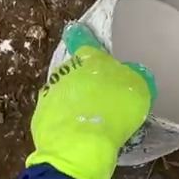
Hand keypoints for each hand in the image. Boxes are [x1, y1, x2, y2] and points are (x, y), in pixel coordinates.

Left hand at [27, 23, 155, 178]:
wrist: (80, 146)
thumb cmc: (114, 111)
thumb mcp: (138, 90)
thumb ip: (134, 77)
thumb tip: (131, 73)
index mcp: (89, 58)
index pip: (84, 40)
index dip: (81, 36)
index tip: (76, 31)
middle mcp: (65, 71)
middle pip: (75, 69)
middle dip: (83, 78)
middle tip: (99, 95)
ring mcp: (49, 94)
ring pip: (64, 93)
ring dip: (74, 102)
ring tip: (89, 120)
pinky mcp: (40, 118)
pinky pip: (56, 116)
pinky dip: (65, 123)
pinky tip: (77, 135)